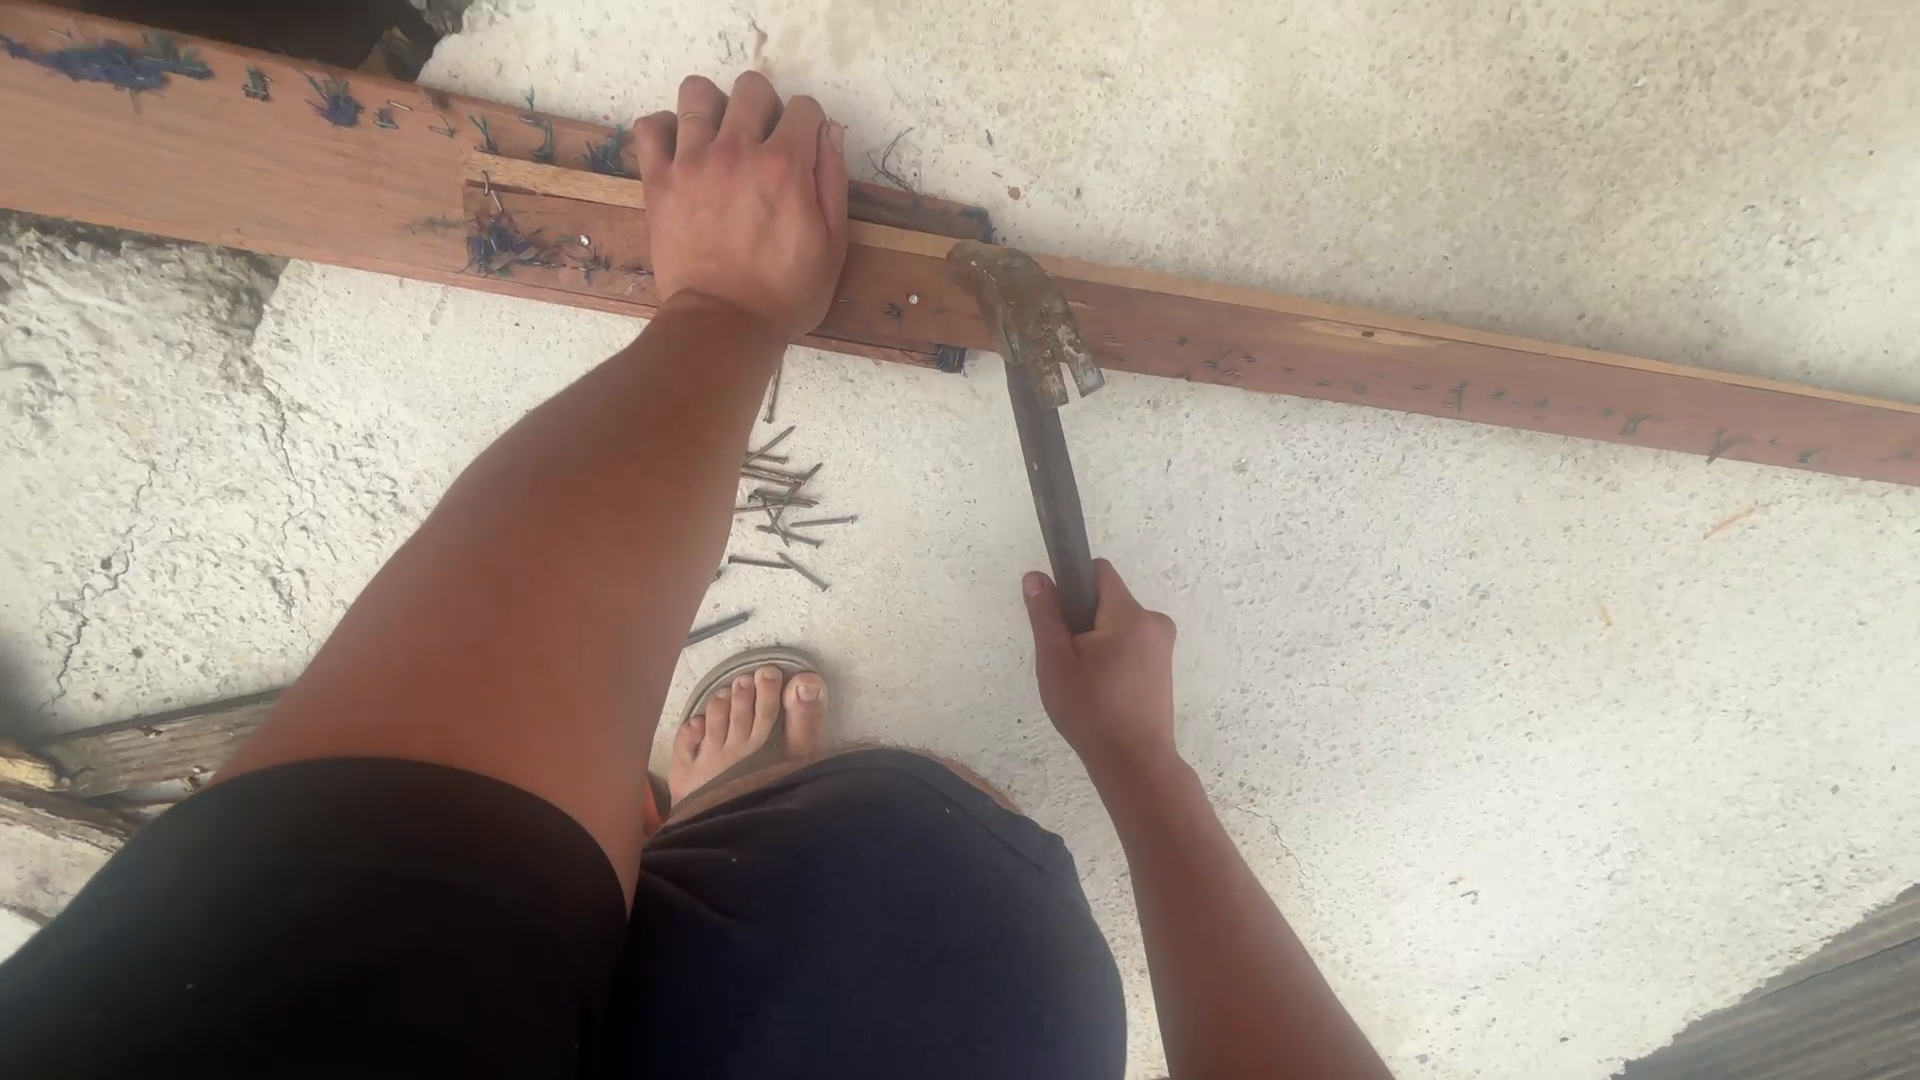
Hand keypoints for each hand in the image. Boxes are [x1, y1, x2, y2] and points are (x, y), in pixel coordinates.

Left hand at [634, 72, 848, 337]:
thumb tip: (830, 132)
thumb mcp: (833, 247)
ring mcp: (692, 162)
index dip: (810, 127)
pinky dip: (667, 130)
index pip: (804, 108)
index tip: (806, 152)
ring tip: (721, 142)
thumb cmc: (787, 295)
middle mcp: (738, 151)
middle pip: (751, 88)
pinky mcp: (659, 181)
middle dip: (766, 109)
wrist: (726, 325)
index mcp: (786, 167)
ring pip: (698, 93)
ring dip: (715, 110)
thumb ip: (833, 183)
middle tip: (766, 145)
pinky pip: (652, 126)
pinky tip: (683, 153)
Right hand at [1023, 559, 1179, 783]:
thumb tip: (1036, 577)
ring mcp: (1163, 645)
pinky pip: (1129, 642)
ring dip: (1096, 640)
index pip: (1098, 571)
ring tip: (1083, 679)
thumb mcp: (1055, 662)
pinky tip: (1101, 687)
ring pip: (1116, 623)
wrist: (1134, 763)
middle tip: (1067, 659)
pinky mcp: (1163, 665)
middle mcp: (1154, 622)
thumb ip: (1045, 615)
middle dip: (1082, 619)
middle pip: (1106, 599)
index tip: (1058, 616)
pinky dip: (1112, 655)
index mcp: (1130, 615)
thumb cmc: (1091, 711)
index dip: (1072, 585)